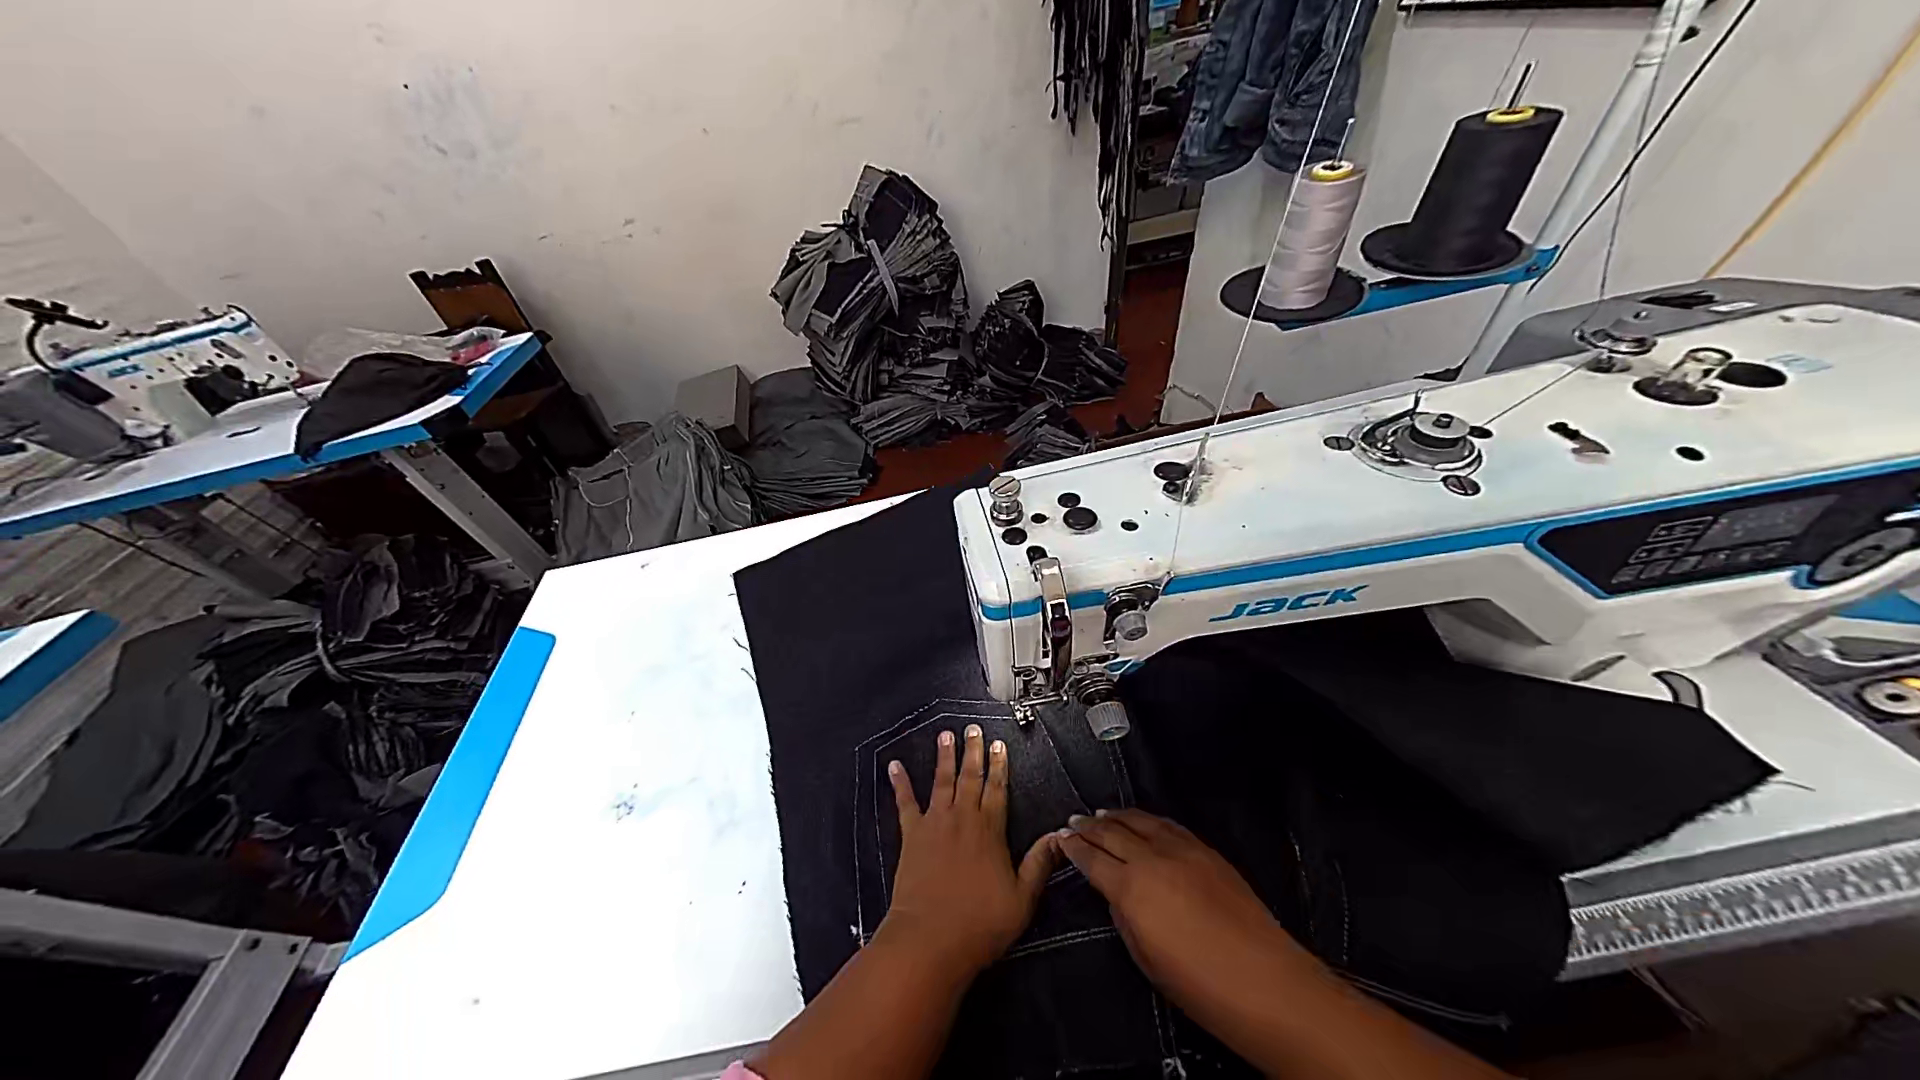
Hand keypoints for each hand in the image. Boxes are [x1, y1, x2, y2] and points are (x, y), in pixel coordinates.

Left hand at [880, 724, 1059, 976]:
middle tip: (973, 728)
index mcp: (990, 830)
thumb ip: (1039, 864)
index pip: (998, 789)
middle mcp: (962, 819)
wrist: (930, 939)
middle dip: (973, 751)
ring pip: (941, 782)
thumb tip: (1058, 837)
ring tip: (945, 735)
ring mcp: (934, 824)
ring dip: (944, 757)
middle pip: (970, 777)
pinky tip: (894, 766)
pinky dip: (899, 783)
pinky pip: (905, 803)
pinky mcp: (911, 836)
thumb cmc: (980, 923)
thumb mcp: (1023, 898)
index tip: (999, 745)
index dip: (1000, 766)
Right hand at [1059, 809, 1514, 1079]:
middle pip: (1112, 831)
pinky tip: (1143, 819)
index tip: (1061, 839)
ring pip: (1140, 820)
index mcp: (1131, 886)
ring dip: (1116, 815)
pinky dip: (1148, 818)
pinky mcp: (1207, 851)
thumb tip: (1115, 892)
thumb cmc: (1199, 985)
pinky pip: (1168, 824)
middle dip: (1089, 825)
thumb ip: (1123, 913)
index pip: (1091, 858)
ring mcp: (1183, 850)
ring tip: (1101, 812)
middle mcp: (1153, 858)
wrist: (1266, 983)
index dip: (1072, 846)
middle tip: (1073, 821)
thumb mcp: (1144, 955)